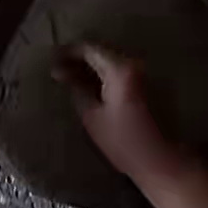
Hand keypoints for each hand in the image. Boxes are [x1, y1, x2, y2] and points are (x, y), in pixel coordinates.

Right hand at [55, 44, 193, 183]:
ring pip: (106, 58)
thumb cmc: (122, 141)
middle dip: (76, 57)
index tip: (51, 59)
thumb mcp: (92, 116)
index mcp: (118, 68)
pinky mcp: (139, 81)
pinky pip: (114, 67)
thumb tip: (62, 73)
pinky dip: (98, 71)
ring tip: (67, 75)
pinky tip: (85, 82)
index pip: (89, 48)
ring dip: (87, 64)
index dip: (68, 52)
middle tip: (57, 68)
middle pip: (98, 50)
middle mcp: (130, 63)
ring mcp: (137, 71)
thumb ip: (76, 88)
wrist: (156, 158)